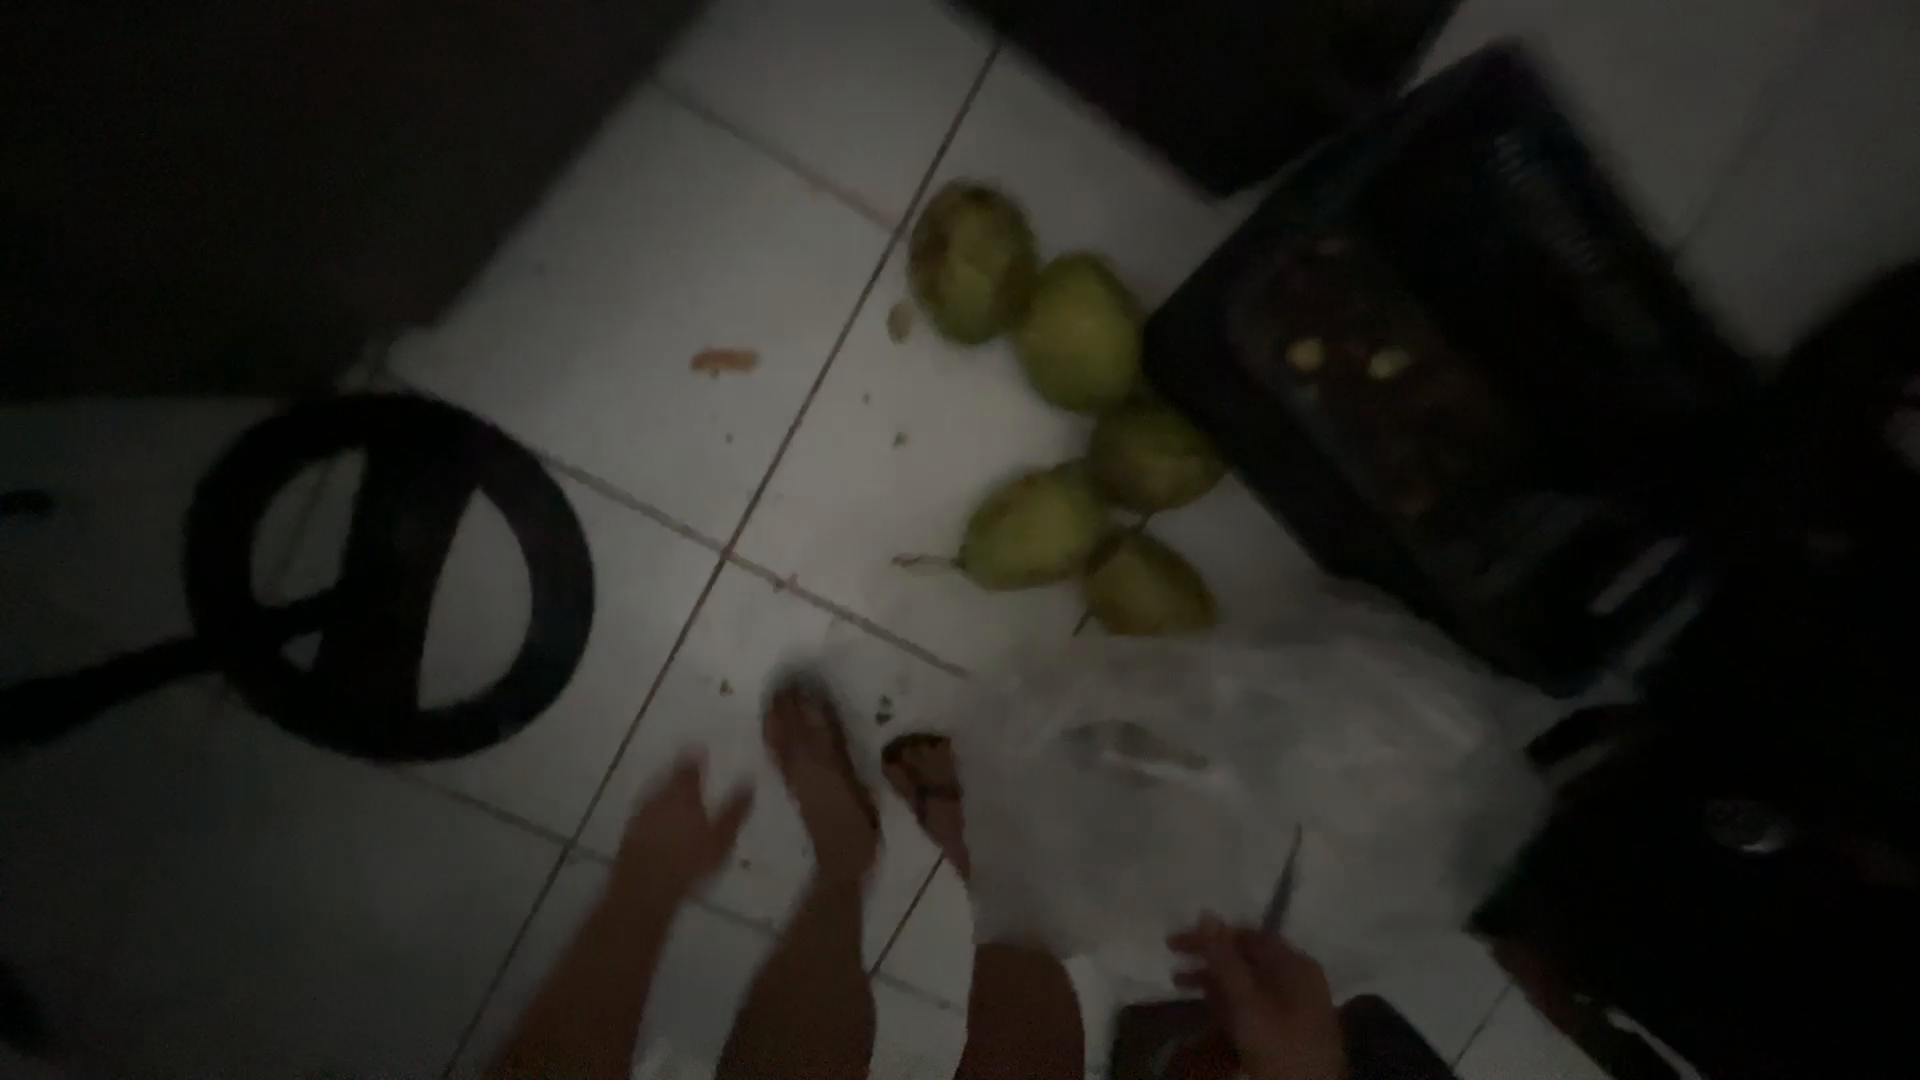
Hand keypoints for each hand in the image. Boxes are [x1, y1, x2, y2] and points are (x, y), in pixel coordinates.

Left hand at [613, 753, 754, 897]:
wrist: (646, 889)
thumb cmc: (691, 861)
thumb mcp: (722, 837)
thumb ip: (735, 808)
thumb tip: (749, 781)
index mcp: (684, 793)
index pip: (689, 767)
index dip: (695, 757)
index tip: (700, 749)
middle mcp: (660, 797)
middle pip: (669, 776)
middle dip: (678, 771)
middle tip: (687, 766)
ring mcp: (641, 814)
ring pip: (655, 793)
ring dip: (664, 789)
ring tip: (674, 791)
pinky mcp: (629, 833)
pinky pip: (644, 812)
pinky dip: (653, 811)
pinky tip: (658, 819)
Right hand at [1168, 915, 1346, 1079]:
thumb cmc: (1279, 1047)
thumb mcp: (1246, 1002)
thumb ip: (1224, 958)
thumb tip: (1205, 912)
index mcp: (1295, 964)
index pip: (1246, 935)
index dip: (1210, 935)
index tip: (1176, 942)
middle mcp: (1298, 978)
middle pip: (1246, 957)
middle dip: (1208, 957)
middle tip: (1172, 957)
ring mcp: (1295, 1007)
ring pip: (1246, 982)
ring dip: (1213, 980)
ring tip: (1178, 984)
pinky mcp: (1288, 1032)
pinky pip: (1252, 1004)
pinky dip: (1227, 1002)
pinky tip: (1205, 1007)